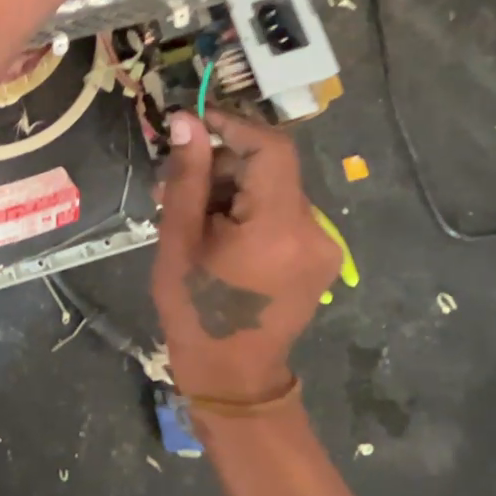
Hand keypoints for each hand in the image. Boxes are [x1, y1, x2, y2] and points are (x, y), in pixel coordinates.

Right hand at [150, 111, 340, 403]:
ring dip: (231, 189)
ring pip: (274, 190)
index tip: (192, 122)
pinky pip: (282, 213)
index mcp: (279, 226)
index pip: (271, 148)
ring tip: (188, 212)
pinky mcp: (319, 257)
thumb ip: (188, 176)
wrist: (232, 374)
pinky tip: (215, 230)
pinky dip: (248, 210)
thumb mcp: (180, 238)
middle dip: (222, 165)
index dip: (233, 125)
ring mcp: (323, 245)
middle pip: (270, 169)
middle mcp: (314, 229)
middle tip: (172, 182)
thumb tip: (185, 121)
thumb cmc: (196, 308)